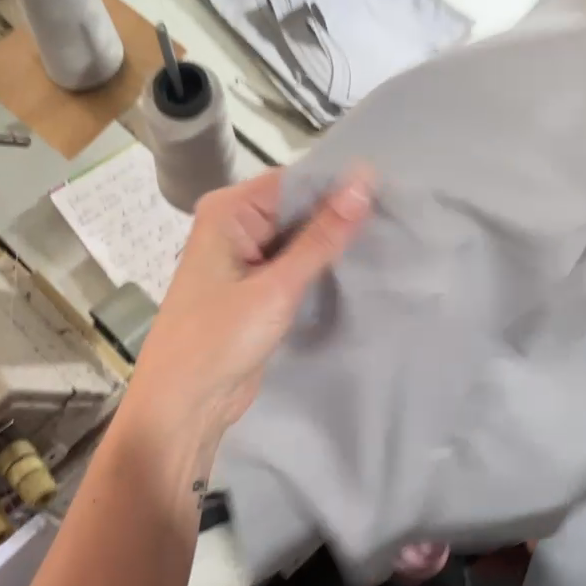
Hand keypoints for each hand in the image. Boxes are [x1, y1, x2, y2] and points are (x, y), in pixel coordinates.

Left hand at [122, 166, 374, 472]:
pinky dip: (322, 272)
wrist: (184, 404)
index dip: (341, 186)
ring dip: (335, 247)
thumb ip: (322, 237)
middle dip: (342, 217)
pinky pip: (296, 270)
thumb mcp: (276, 287)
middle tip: (401, 219)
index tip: (394, 191)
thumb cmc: (218, 340)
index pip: (295, 182)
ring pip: (301, 241)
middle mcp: (235, 227)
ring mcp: (246, 261)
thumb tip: (364, 180)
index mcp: (228, 211)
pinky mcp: (257, 292)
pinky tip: (361, 272)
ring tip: (391, 243)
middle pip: (299, 209)